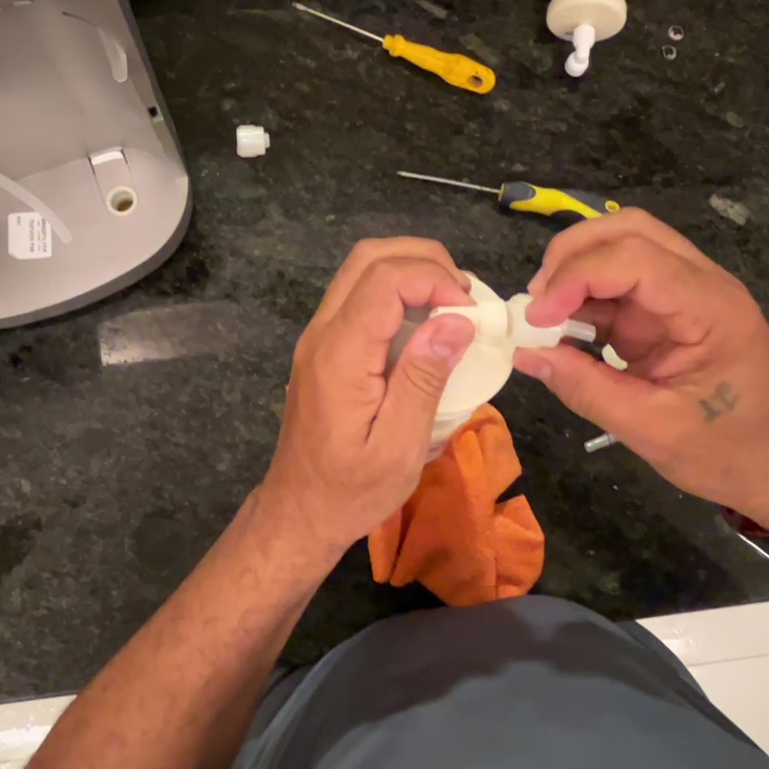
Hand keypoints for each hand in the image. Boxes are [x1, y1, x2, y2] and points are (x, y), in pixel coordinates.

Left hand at [259, 238, 476, 553]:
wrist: (298, 511)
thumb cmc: (351, 491)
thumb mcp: (399, 449)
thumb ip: (424, 380)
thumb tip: (457, 321)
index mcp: (340, 356)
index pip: (384, 280)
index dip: (433, 279)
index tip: (470, 314)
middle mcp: (322, 333)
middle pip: (368, 257)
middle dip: (424, 260)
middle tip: (465, 297)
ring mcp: (318, 337)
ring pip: (360, 270)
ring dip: (410, 270)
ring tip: (452, 304)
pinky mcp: (324, 347)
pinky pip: (358, 295)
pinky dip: (396, 290)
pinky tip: (426, 320)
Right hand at [511, 210, 768, 530]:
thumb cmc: (726, 453)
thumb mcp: (650, 429)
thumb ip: (585, 388)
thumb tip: (526, 354)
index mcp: (710, 309)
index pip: (635, 259)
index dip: (576, 277)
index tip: (537, 318)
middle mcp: (702, 285)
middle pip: (630, 231)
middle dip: (572, 255)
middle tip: (537, 301)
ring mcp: (685, 294)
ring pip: (623, 246)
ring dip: (576, 271)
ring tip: (544, 314)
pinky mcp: (668, 310)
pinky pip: (620, 284)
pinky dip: (585, 298)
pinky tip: (563, 328)